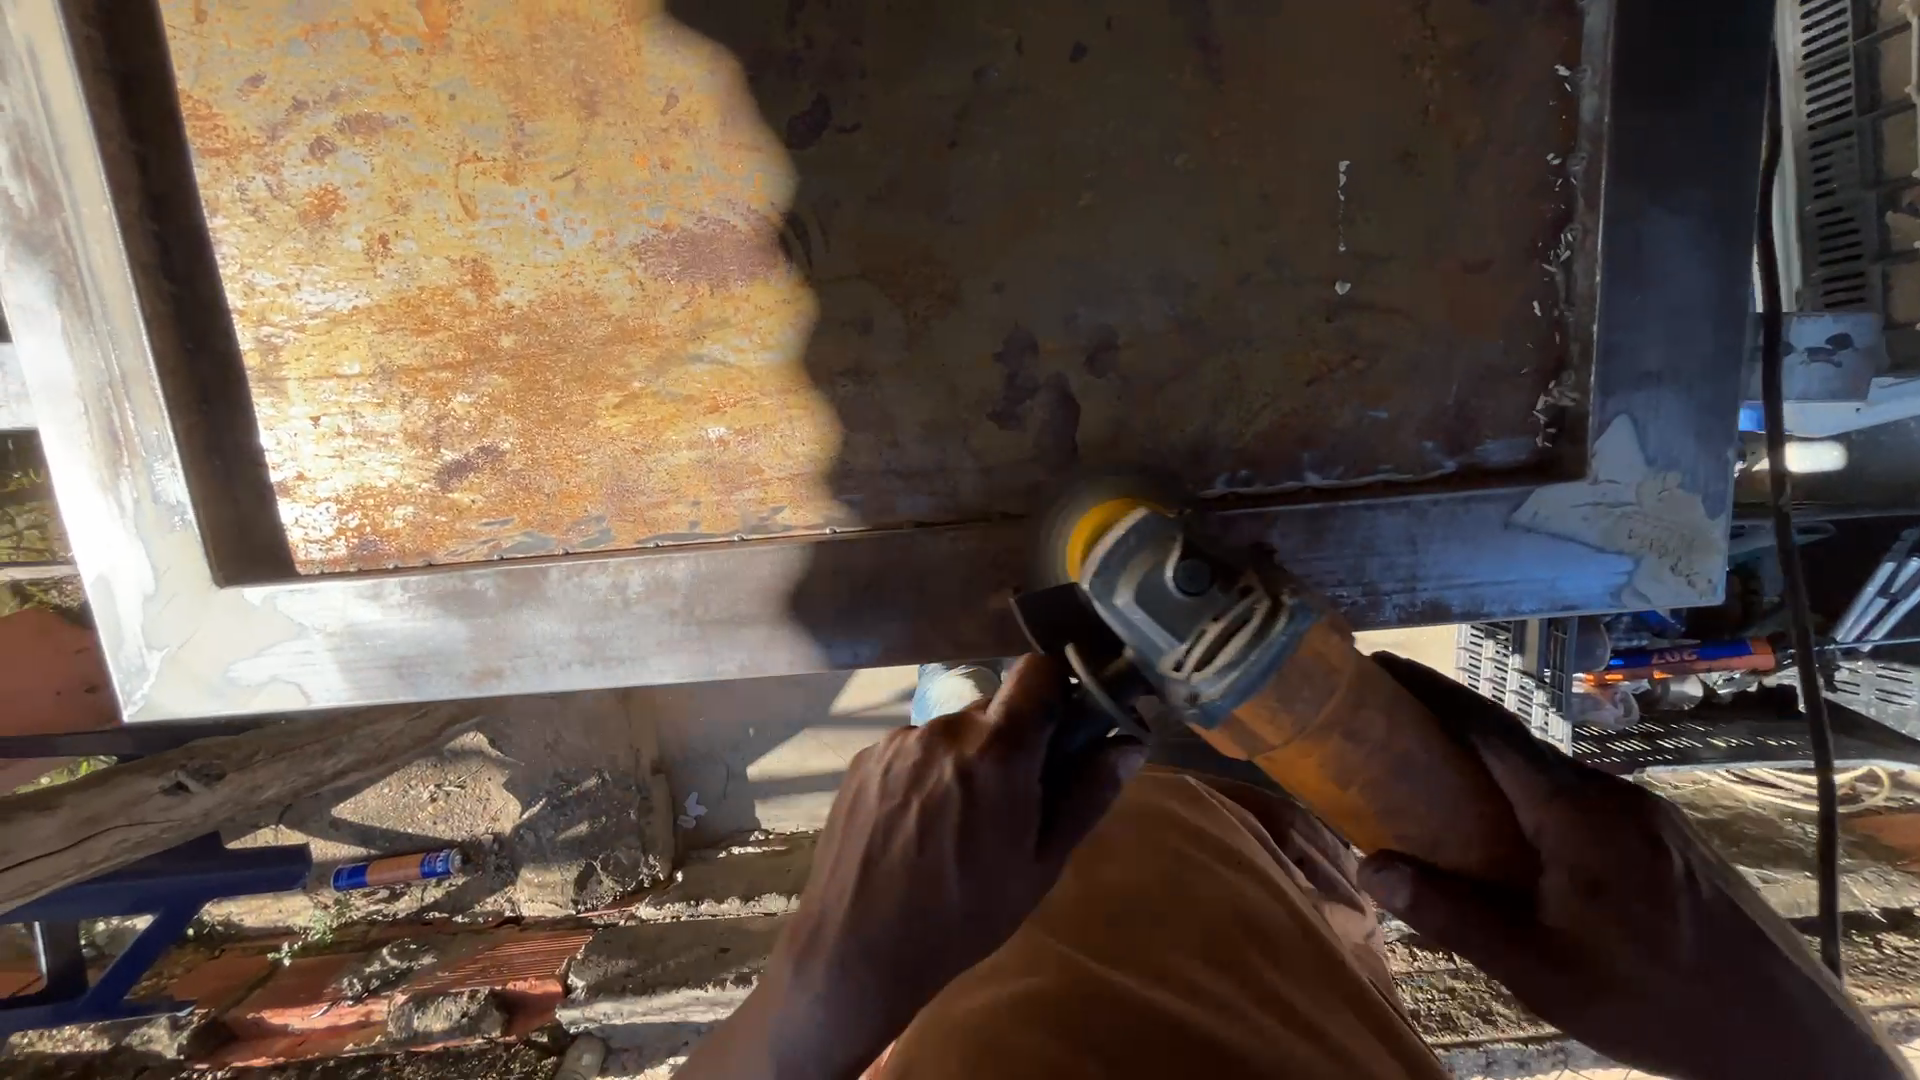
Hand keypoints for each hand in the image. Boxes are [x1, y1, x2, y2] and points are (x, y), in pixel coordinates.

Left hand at [679, 654, 1146, 1079]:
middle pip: (995, 708)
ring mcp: (898, 740)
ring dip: (965, 760)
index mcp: (997, 748)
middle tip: (1011, 801)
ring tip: (954, 825)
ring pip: (952, 732)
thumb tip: (1129, 744)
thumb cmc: (963, 915)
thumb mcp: (1040, 865)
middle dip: (1012, 741)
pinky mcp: (864, 757)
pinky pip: (912, 749)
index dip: (1058, 688)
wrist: (854, 948)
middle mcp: (945, 727)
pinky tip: (914, 827)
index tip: (1063, 728)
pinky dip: (925, 773)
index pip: (1039, 670)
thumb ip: (1087, 795)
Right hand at [1360, 654, 1902, 1079]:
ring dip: (1491, 760)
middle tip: (1391, 721)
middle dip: (1450, 721)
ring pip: (1549, 769)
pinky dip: (1529, 789)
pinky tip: (1518, 827)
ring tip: (1442, 776)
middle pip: (1515, 741)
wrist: (1794, 1048)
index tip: (1382, 665)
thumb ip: (1451, 915)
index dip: (1431, 692)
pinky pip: (1579, 793)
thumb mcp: (1538, 970)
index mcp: (1574, 813)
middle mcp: (1611, 794)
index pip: (1488, 729)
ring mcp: (1646, 812)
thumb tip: (1368, 866)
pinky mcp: (1668, 835)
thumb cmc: (1652, 1001)